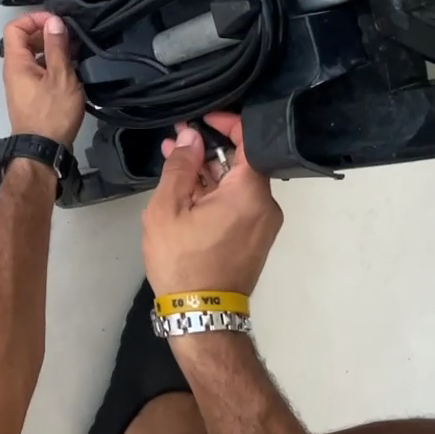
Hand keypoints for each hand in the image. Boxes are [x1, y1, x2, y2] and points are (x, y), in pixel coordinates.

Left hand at [2, 12, 83, 146]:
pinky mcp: (32, 95)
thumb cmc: (51, 114)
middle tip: (70, 36)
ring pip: (34, 56)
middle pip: (24, 40)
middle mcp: (15, 71)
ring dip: (52, 50)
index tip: (56, 22)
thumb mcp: (60, 76)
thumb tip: (54, 22)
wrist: (44, 150)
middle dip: (47, 33)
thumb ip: (56, 47)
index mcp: (16, 63)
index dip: (34, 19)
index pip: (15, 27)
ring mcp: (22, 84)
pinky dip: (54, 65)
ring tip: (75, 52)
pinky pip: (39, 71)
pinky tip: (72, 69)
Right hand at [142, 112, 282, 298]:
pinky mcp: (255, 238)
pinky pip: (237, 204)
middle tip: (176, 142)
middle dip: (208, 150)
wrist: (202, 315)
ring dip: (208, 173)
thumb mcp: (168, 208)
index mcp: (249, 193)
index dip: (227, 123)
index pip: (249, 141)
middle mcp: (266, 205)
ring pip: (237, 185)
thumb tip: (190, 137)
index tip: (201, 119)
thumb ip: (181, 167)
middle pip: (241, 163)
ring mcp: (263, 224)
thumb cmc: (182, 260)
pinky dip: (215, 194)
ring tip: (174, 164)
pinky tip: (187, 191)